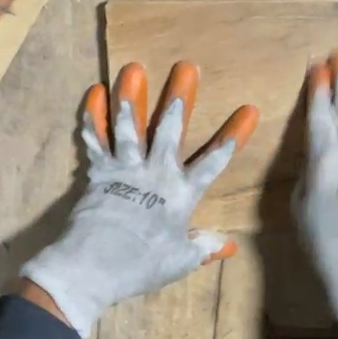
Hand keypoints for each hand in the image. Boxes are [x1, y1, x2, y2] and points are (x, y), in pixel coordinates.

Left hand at [20, 62, 256, 337]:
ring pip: (130, 127)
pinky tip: (94, 93)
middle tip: (186, 68)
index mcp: (181, 195)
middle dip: (179, 98)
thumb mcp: (179, 262)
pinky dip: (94, 118)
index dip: (233, 135)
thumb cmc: (138, 267)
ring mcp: (125, 170)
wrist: (88, 270)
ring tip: (133, 70)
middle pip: (170, 131)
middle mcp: (156, 174)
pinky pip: (96, 141)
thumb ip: (205, 248)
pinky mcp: (99, 172)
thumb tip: (231, 244)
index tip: (249, 109)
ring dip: (132, 97)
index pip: (214, 161)